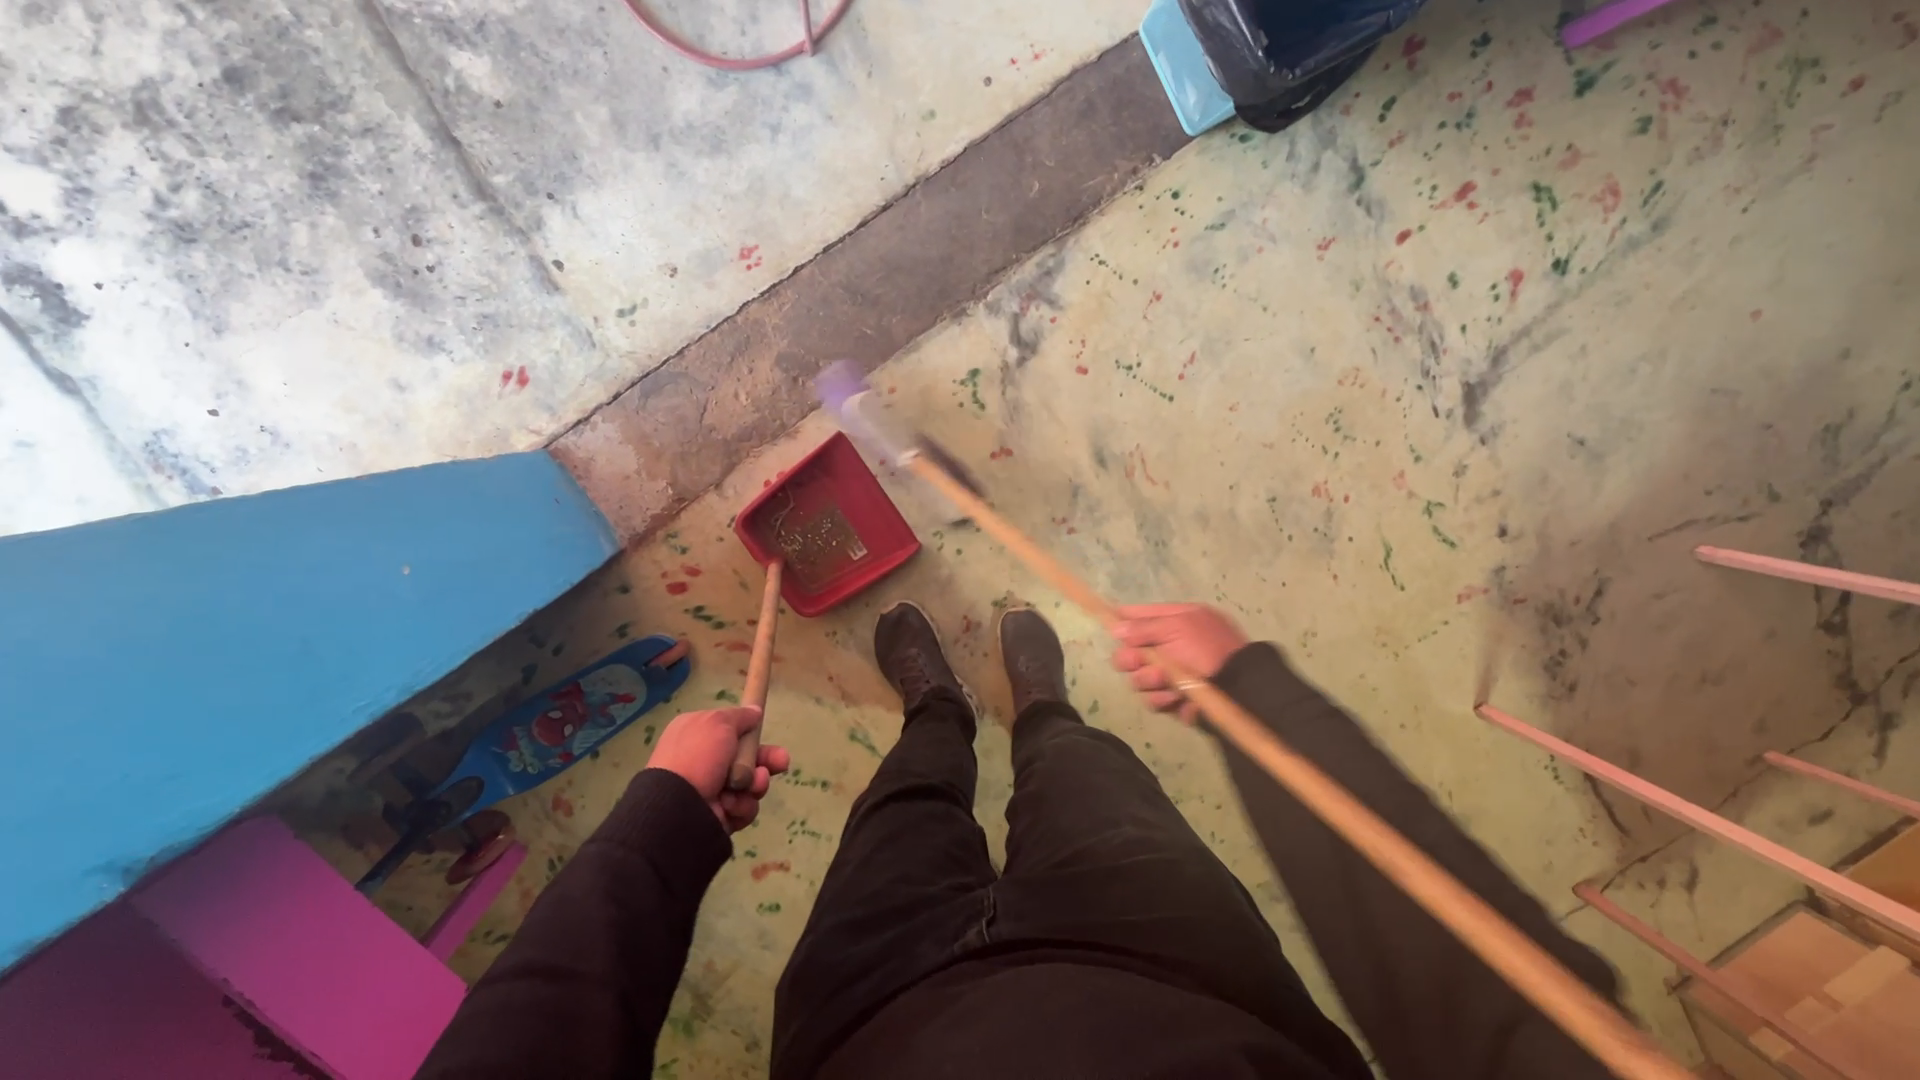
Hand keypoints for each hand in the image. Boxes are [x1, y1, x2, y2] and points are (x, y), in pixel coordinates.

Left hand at [647, 707, 790, 831]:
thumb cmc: (698, 756)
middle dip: (767, 762)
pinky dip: (742, 806)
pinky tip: (732, 805)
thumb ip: (740, 716)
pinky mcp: (720, 815)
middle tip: (782, 763)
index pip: (732, 734)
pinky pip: (744, 808)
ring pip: (751, 785)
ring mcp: (713, 791)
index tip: (763, 732)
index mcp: (699, 738)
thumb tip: (754, 711)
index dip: (750, 735)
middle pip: (748, 760)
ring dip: (756, 784)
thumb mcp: (719, 723)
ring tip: (751, 786)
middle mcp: (706, 763)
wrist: (679, 805)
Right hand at [1111, 604, 1249, 724]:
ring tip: (1165, 682)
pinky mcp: (1175, 699)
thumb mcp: (1179, 627)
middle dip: (1132, 659)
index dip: (1121, 621)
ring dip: (1149, 681)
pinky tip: (1176, 699)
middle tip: (1137, 662)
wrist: (1240, 687)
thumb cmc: (1209, 649)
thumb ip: (1145, 627)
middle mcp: (1170, 647)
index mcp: (1174, 622)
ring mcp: (1172, 675)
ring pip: (1139, 679)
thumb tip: (1116, 625)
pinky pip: (1155, 700)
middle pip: (1132, 653)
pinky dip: (1163, 700)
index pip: (1138, 617)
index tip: (1106, 625)